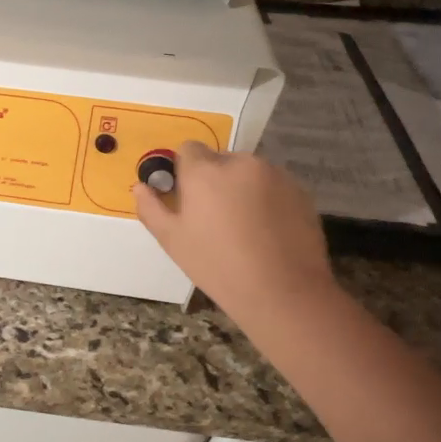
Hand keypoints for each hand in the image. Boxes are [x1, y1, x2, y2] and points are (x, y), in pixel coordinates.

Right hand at [132, 142, 334, 319]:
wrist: (284, 292)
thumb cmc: (218, 265)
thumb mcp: (172, 240)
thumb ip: (151, 207)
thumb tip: (140, 187)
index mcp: (205, 171)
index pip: (188, 149)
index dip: (185, 171)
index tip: (188, 198)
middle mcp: (240, 163)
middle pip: (220, 160)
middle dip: (215, 180)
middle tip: (216, 217)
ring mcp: (275, 175)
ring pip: (248, 172)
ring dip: (242, 188)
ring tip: (245, 228)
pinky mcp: (300, 191)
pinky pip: (273, 186)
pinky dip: (267, 200)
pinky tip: (268, 232)